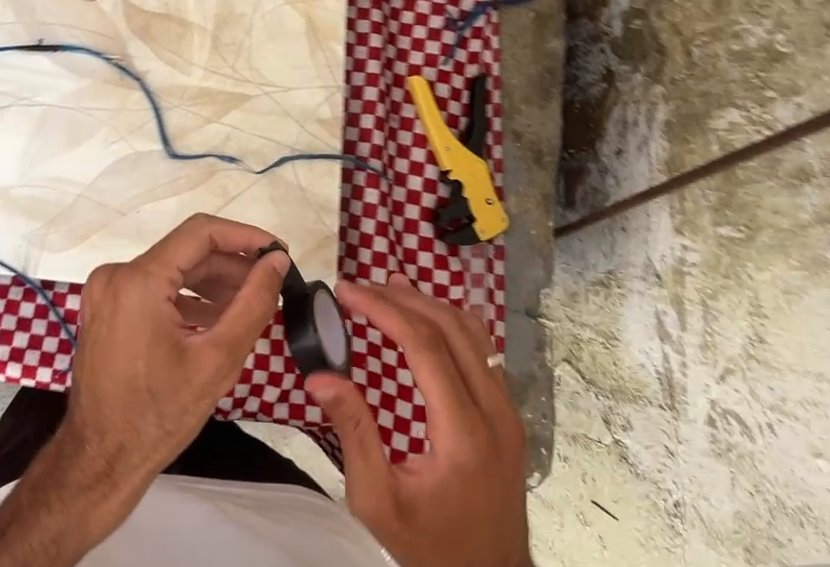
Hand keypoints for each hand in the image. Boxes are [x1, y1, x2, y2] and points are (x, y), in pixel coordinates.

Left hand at [58, 213, 289, 488]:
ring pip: (171, 271)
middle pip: (185, 253)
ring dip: (212, 284)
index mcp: (137, 279)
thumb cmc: (161, 413)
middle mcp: (116, 274)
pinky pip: (154, 289)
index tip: (278, 252)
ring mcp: (106, 291)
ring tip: (252, 304)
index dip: (244, 236)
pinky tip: (218, 319)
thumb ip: (252, 303)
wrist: (102, 457)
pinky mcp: (106, 309)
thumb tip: (275, 263)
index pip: (200, 232)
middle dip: (232, 266)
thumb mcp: (217, 359)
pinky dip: (187, 299)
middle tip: (272, 284)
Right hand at [305, 274, 528, 566]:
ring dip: (429, 305)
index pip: (425, 344)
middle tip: (360, 288)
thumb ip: (353, 434)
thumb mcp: (377, 501)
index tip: (346, 292)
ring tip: (388, 290)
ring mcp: (509, 413)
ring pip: (474, 334)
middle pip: (453, 327)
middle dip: (403, 298)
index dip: (383, 309)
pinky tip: (424, 320)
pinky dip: (450, 324)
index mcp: (463, 431)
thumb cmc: (427, 545)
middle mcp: (495, 412)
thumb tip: (320, 375)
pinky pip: (483, 353)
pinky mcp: (509, 417)